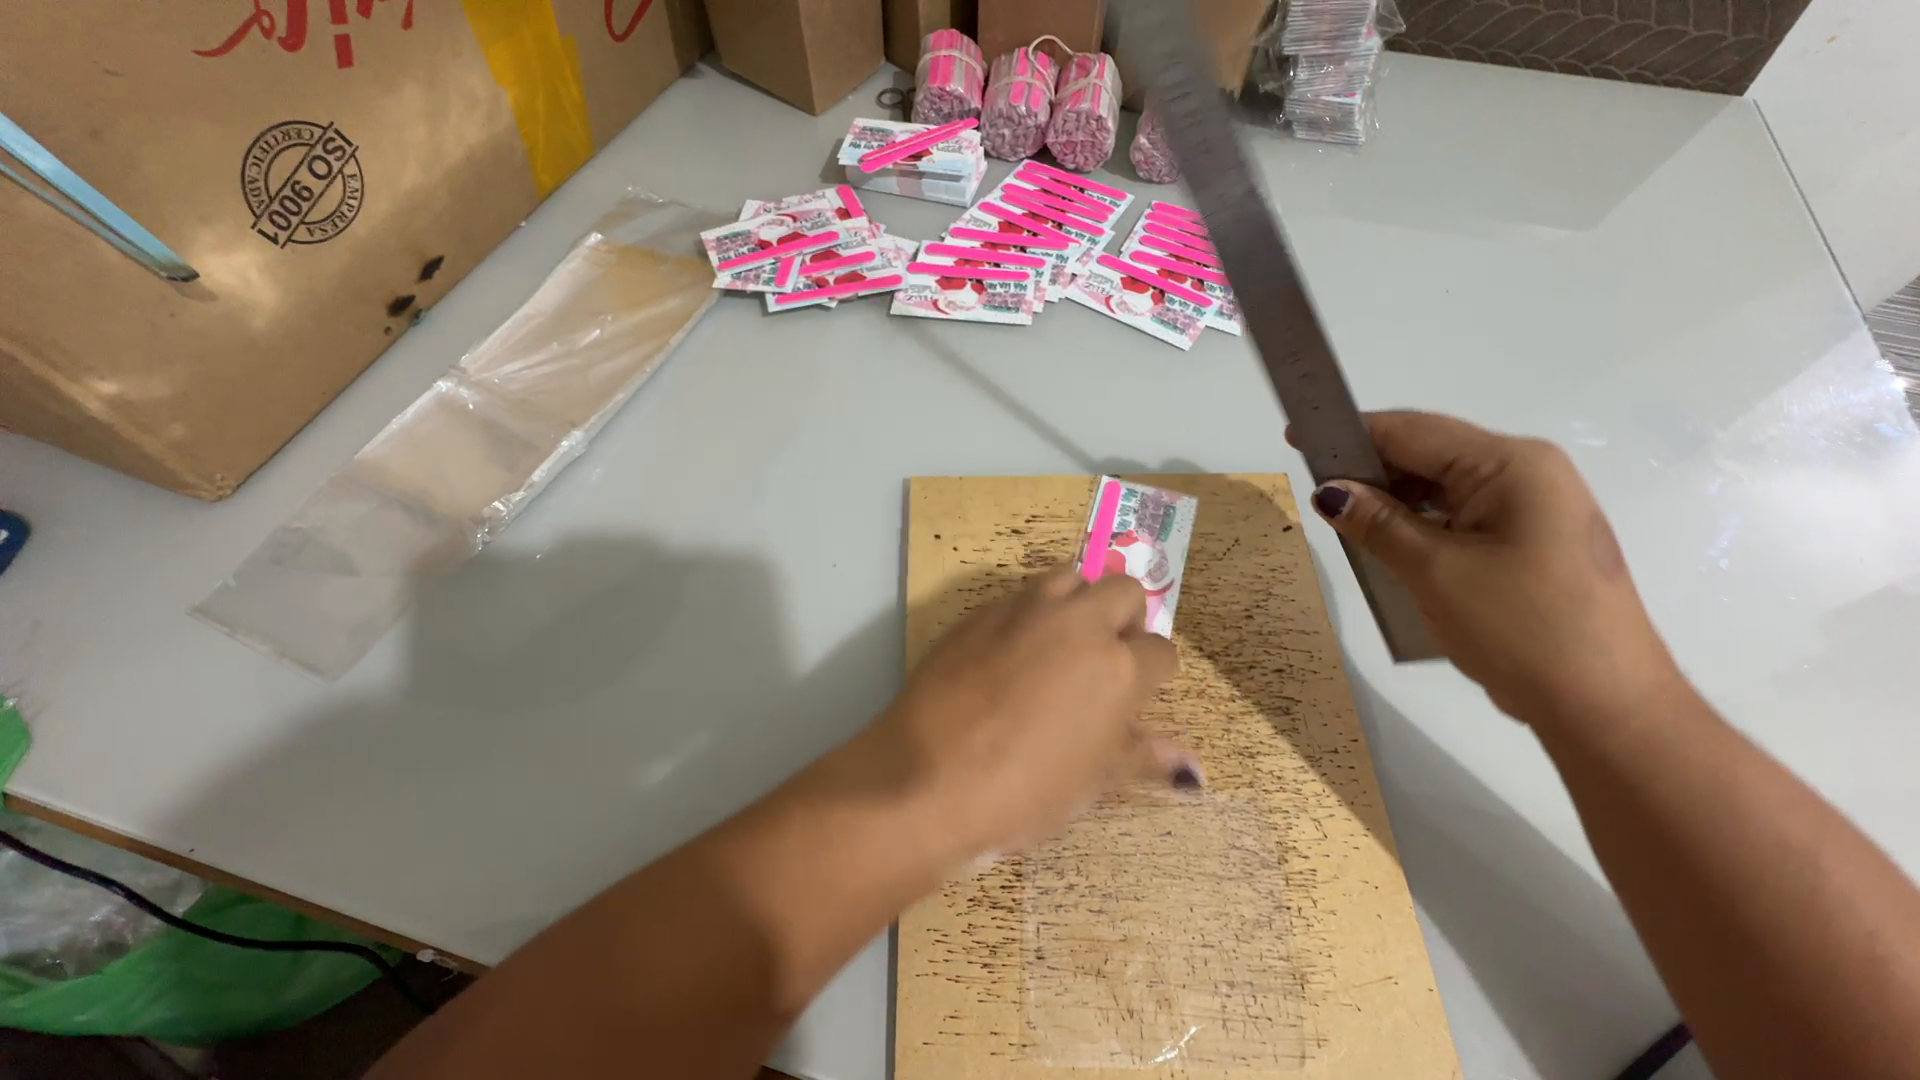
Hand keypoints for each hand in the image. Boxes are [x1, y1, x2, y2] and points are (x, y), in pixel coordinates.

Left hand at [863, 568, 1185, 866]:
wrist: (925, 781)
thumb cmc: (1020, 794)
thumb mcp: (1089, 783)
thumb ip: (1139, 757)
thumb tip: (1190, 764)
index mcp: (1117, 668)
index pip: (1160, 651)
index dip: (1154, 673)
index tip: (1137, 693)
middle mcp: (1077, 624)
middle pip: (1123, 591)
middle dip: (1126, 617)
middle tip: (1107, 656)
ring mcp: (1024, 611)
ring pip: (1071, 576)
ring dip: (1079, 599)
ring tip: (1063, 640)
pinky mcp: (979, 612)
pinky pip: (1019, 595)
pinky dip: (1031, 613)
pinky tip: (1012, 652)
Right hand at [1300, 411, 1679, 727]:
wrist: (1604, 704)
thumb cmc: (1520, 627)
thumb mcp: (1434, 571)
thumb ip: (1378, 523)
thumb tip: (1331, 491)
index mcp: (1511, 466)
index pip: (1415, 432)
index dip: (1352, 432)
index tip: (1298, 434)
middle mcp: (1529, 474)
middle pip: (1431, 454)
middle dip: (1371, 466)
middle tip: (1313, 484)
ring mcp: (1534, 509)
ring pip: (1444, 486)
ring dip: (1393, 498)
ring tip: (1341, 515)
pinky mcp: (1531, 542)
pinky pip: (1461, 515)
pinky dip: (1420, 522)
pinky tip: (1386, 540)